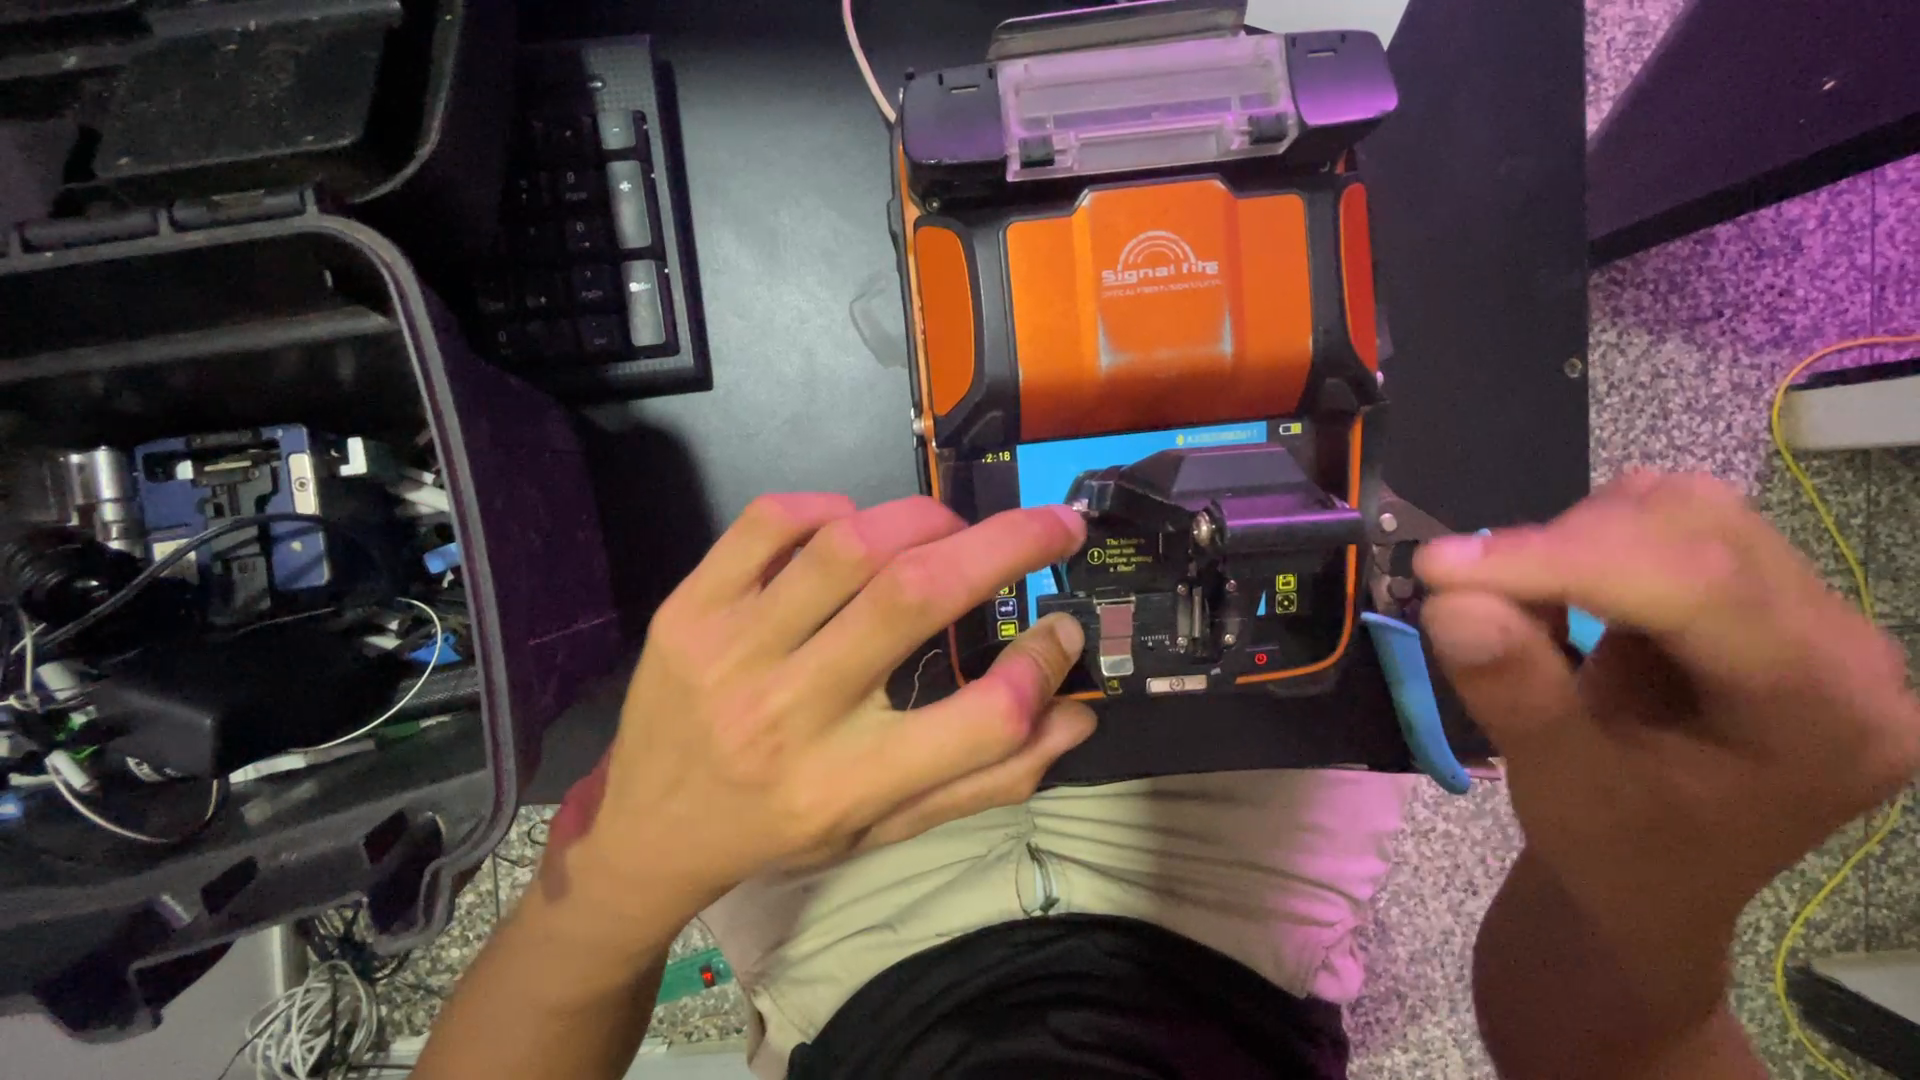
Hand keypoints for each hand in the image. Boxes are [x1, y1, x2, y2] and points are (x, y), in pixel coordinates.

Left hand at [548, 494, 1096, 937]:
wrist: (646, 832)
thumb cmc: (782, 833)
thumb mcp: (886, 831)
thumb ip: (986, 779)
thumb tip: (1078, 712)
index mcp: (850, 784)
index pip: (981, 716)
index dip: (1043, 665)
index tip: (1061, 628)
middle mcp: (792, 714)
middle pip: (916, 599)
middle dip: (1007, 545)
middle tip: (1053, 524)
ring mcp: (731, 653)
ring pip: (847, 547)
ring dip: (924, 519)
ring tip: (951, 528)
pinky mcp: (687, 611)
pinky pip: (767, 523)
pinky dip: (827, 507)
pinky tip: (851, 524)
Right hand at [1415, 472, 1919, 946]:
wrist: (1644, 879)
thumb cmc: (1615, 852)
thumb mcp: (1559, 787)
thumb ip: (1515, 693)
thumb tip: (1448, 600)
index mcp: (1826, 718)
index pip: (1703, 590)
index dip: (1564, 562)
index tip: (1440, 566)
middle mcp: (1844, 650)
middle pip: (1699, 529)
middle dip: (1564, 546)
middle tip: (1468, 589)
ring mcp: (1805, 616)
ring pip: (1681, 511)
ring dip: (1571, 539)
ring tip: (1517, 602)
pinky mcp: (1754, 598)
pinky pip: (1666, 525)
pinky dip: (1582, 544)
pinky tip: (1553, 597)